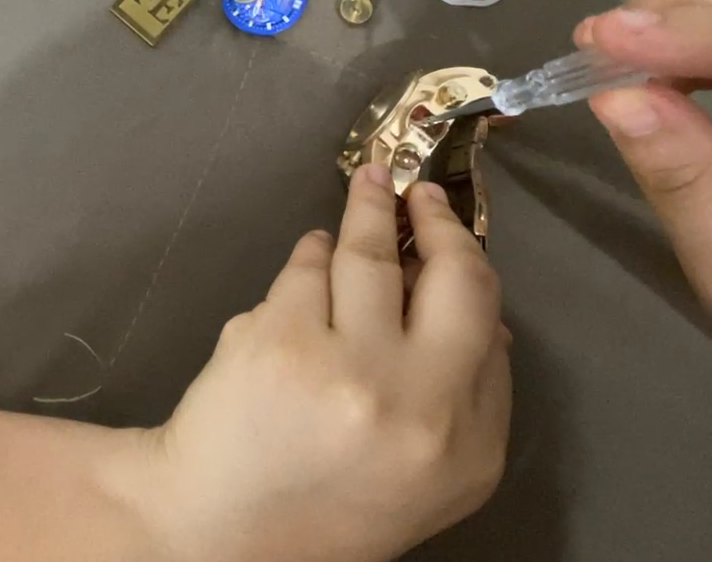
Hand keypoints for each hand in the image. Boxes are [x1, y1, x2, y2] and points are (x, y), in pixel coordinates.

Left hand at [131, 166, 510, 561]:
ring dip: (364, 211)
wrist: (225, 527)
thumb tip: (486, 316)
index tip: (447, 224)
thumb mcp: (430, 476)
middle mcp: (416, 405)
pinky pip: (306, 266)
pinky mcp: (279, 340)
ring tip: (365, 185)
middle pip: (449, 276)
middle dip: (432, 218)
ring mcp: (344, 368)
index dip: (465, 257)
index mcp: (467, 447)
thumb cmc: (332, 496)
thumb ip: (472, 398)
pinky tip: (312, 253)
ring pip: (366, 255)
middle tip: (415, 187)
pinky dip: (312, 251)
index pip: (486, 320)